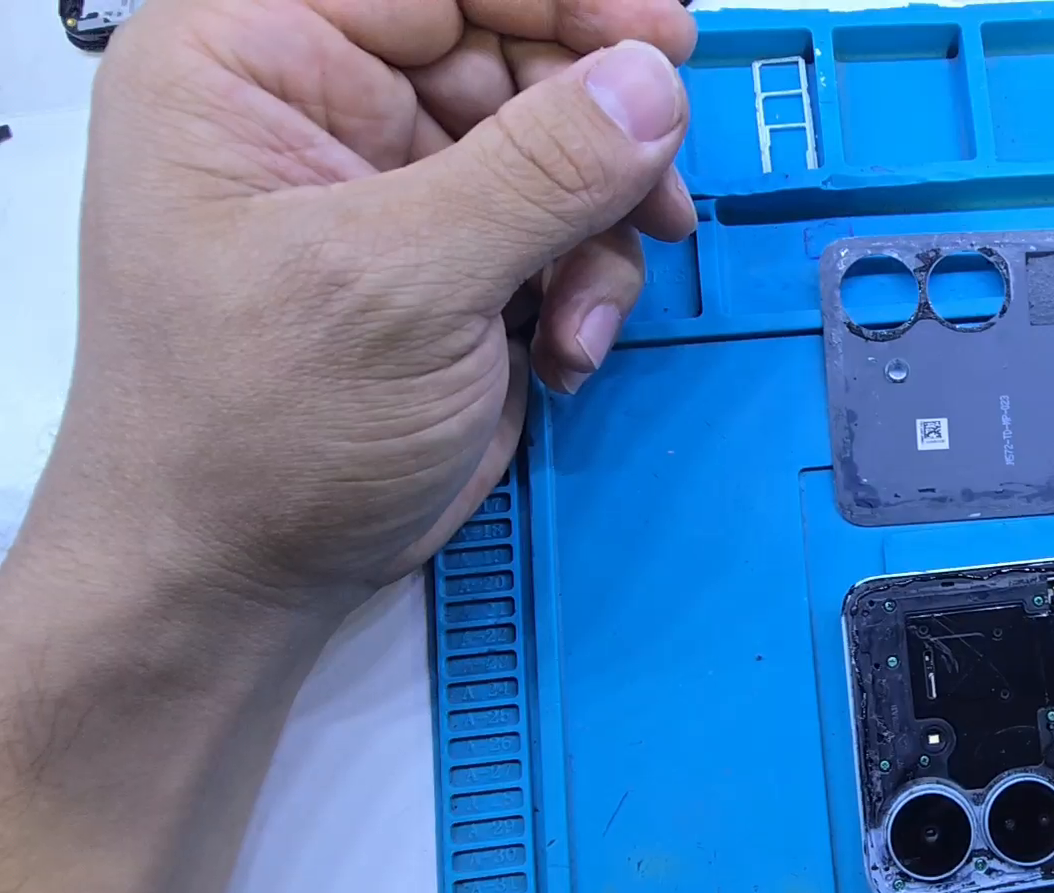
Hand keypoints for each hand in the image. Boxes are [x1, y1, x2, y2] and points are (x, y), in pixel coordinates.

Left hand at [18, 0, 694, 617]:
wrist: (267, 560)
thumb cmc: (279, 416)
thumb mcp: (404, 283)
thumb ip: (537, 175)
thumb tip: (656, 84)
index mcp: (269, 59)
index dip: (561, 0)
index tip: (670, 35)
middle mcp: (353, 115)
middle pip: (526, 74)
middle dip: (601, 156)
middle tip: (662, 216)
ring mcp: (428, 203)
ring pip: (572, 172)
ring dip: (602, 250)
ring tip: (582, 326)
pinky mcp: (482, 275)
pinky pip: (577, 248)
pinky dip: (593, 300)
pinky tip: (566, 356)